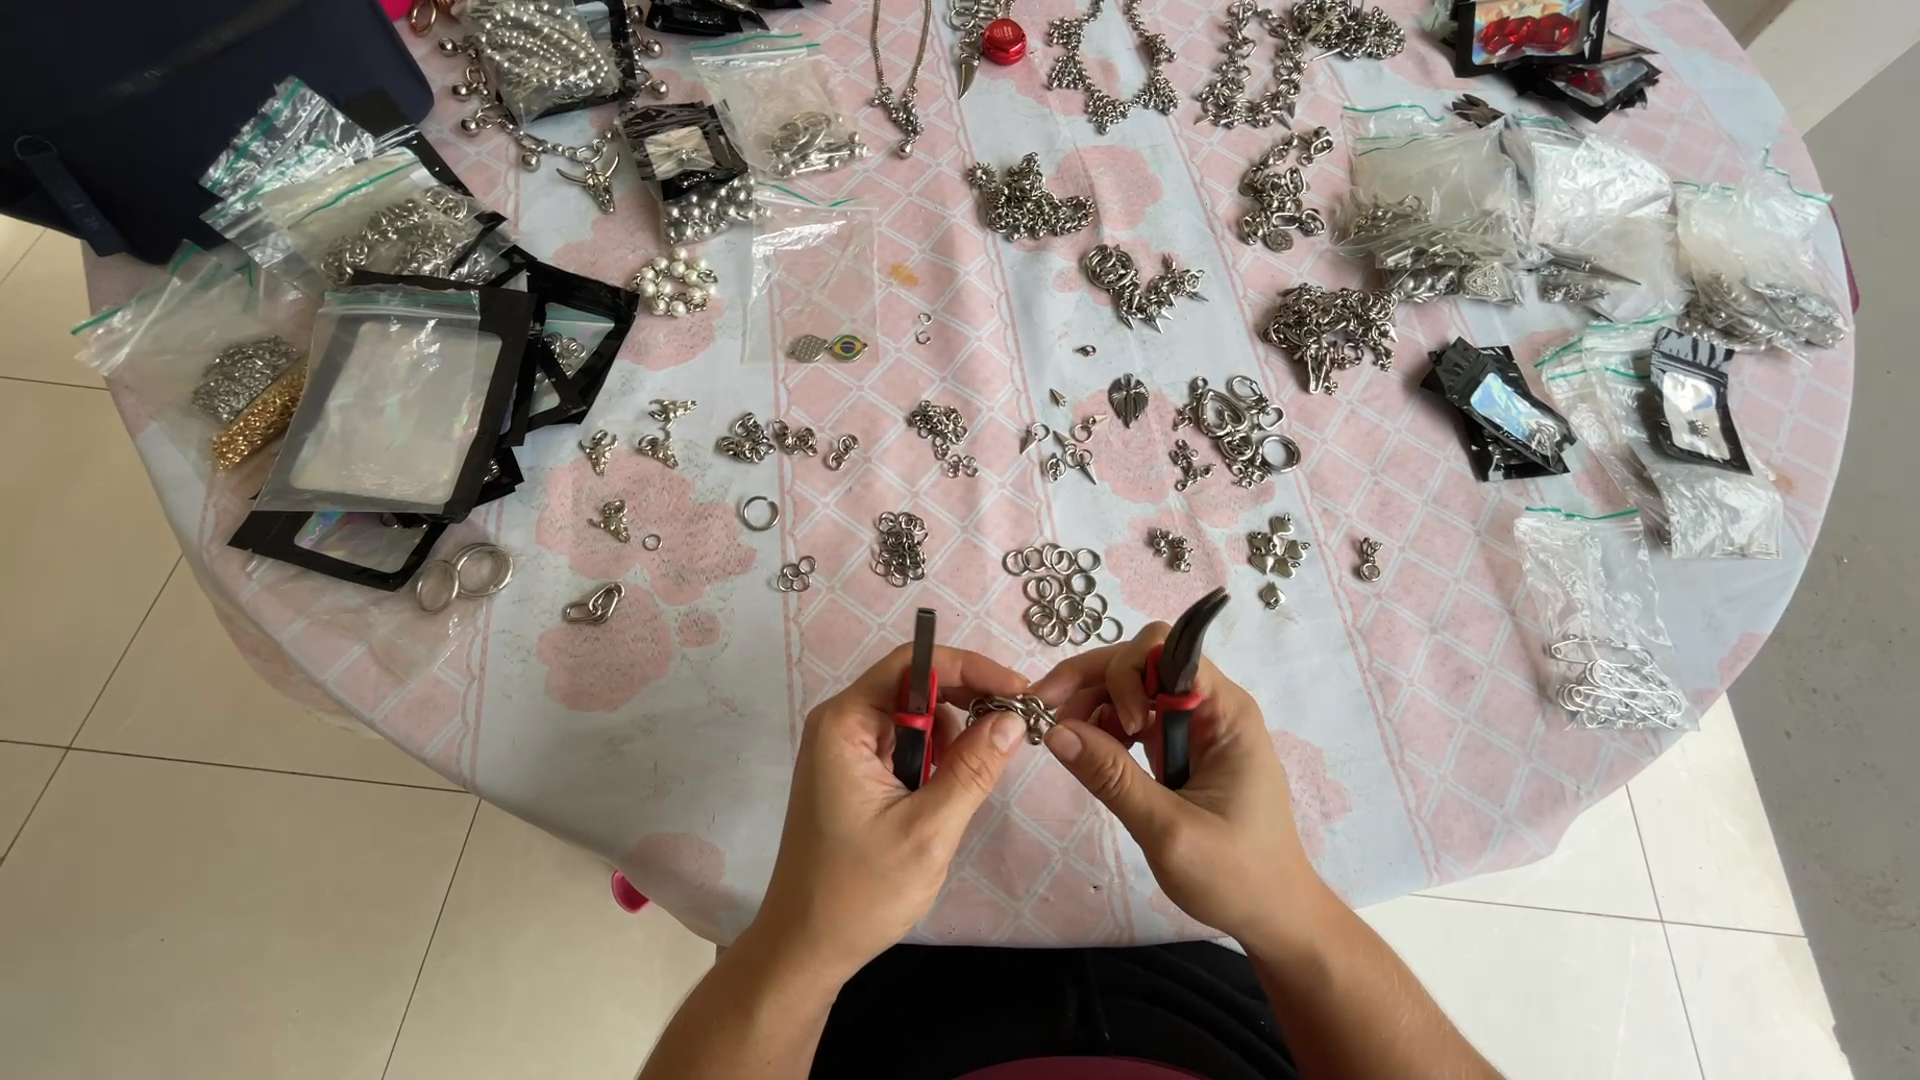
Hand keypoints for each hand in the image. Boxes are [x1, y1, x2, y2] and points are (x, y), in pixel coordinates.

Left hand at [751, 644, 1029, 980]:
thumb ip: (972, 769)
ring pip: (915, 714)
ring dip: (952, 734)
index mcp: (845, 724)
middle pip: (915, 683)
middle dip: (967, 699)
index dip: (970, 668)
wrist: (807, 946)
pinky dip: (936, 756)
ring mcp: (846, 747)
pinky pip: (905, 742)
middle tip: (1014, 724)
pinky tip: (945, 790)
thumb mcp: (928, 830)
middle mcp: (842, 723)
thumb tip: (1013, 718)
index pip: (913, 665)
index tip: (1018, 690)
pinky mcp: (856, 771)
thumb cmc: (860, 892)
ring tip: (969, 777)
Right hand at [1029, 623, 1325, 954]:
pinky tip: (1089, 753)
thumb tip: (1056, 730)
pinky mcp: (1180, 746)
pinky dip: (1104, 725)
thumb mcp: (1168, 831)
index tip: (1099, 719)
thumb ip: (1112, 778)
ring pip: (1133, 684)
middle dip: (1092, 679)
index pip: (1166, 649)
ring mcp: (1195, 725)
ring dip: (1093, 700)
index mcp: (1225, 712)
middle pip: (1143, 661)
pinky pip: (1135, 714)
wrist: (1274, 915)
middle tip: (1045, 711)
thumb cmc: (1236, 876)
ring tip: (1064, 738)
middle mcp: (1211, 706)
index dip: (1124, 670)